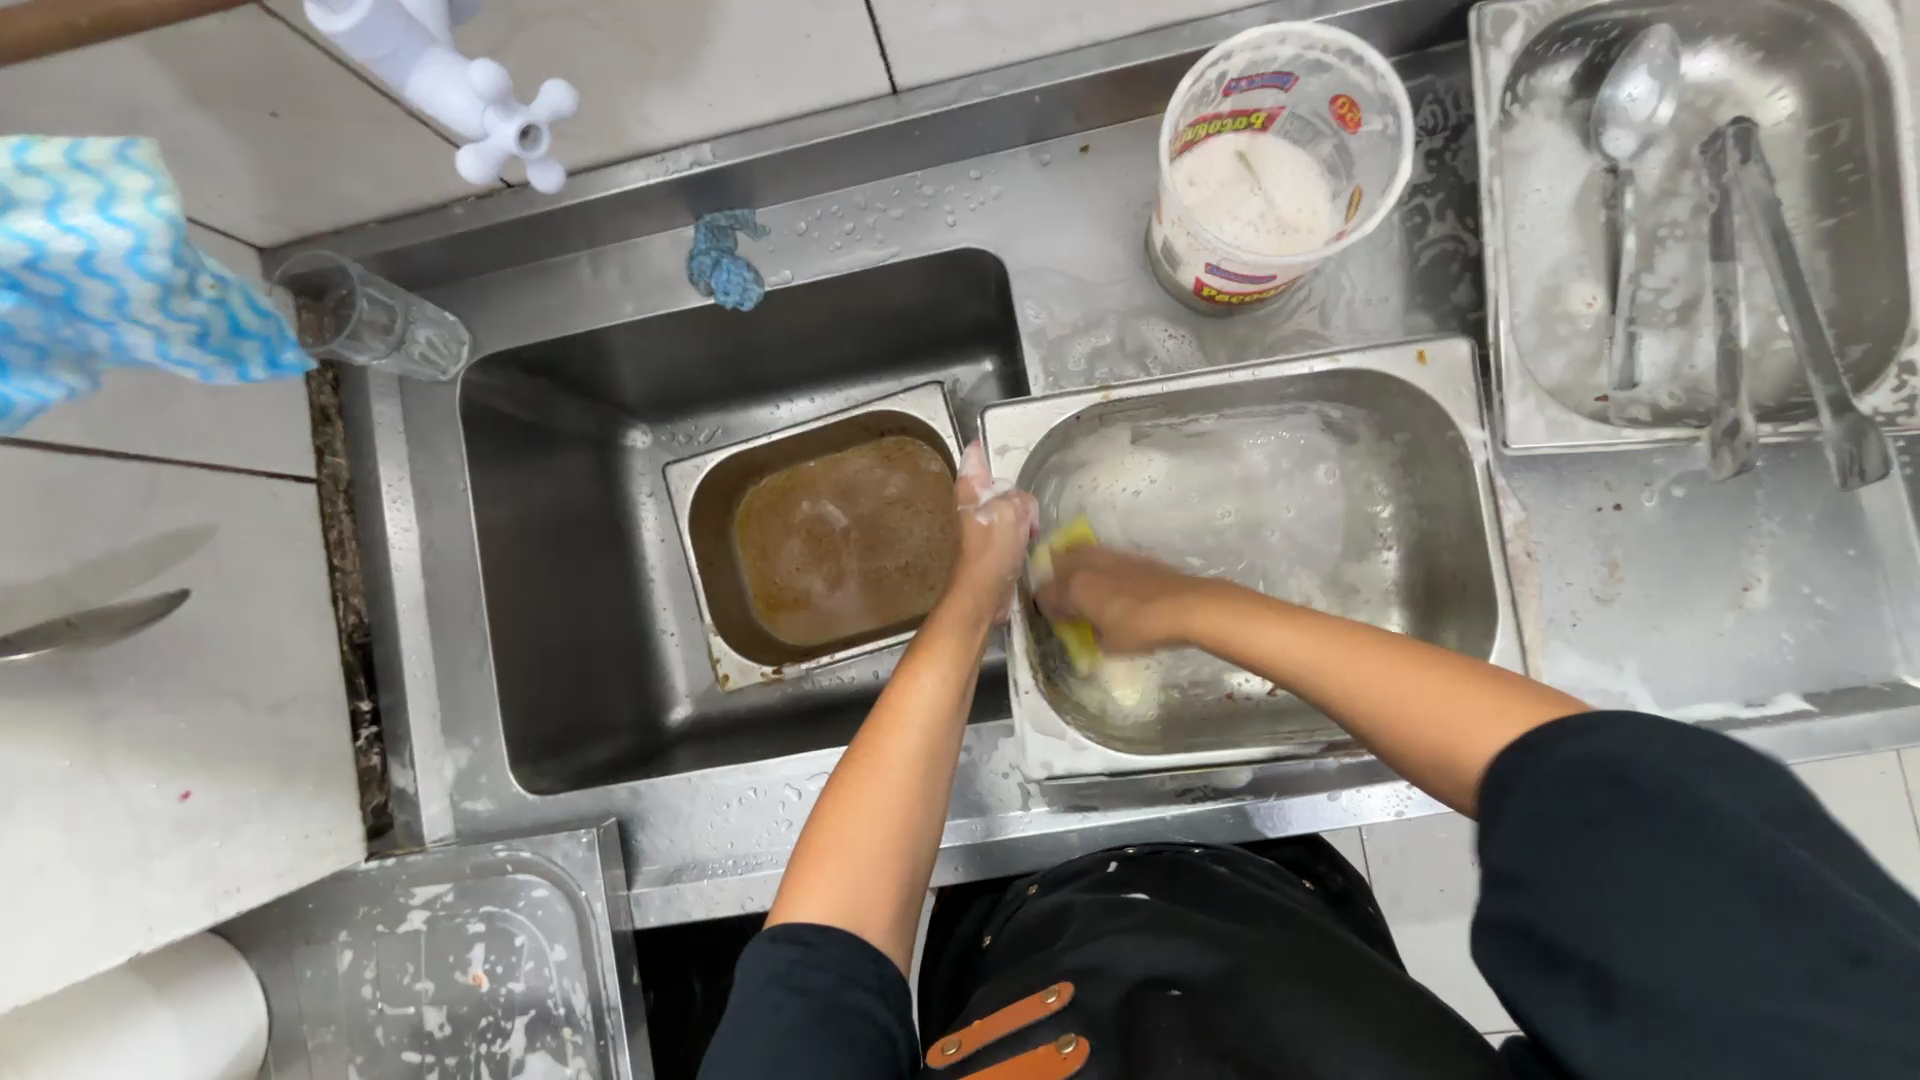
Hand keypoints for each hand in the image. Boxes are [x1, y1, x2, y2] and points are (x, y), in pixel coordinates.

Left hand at [946, 440, 1037, 620]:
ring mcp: (984, 525)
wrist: (984, 592)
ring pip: (1011, 507)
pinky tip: (1029, 542)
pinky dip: (1023, 532)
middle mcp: (973, 503)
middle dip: (1017, 492)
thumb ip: (1019, 497)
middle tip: (1025, 509)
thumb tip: (1022, 508)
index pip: (974, 457)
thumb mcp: (1010, 509)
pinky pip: (1014, 528)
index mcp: (969, 489)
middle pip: (1001, 484)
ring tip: (1029, 530)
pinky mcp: (995, 544)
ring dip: (1024, 516)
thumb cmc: (992, 549)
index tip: (991, 442)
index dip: (982, 447)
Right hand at [1034, 545, 1212, 653]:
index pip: (1044, 594)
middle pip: (1057, 564)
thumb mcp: (1110, 645)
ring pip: (1079, 553)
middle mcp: (1085, 566)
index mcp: (1073, 588)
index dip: (1047, 609)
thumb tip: (1093, 630)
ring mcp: (1109, 556)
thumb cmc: (1141, 629)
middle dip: (1057, 580)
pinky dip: (1100, 567)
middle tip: (1068, 600)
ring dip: (1077, 568)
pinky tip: (1115, 584)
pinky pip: (1103, 556)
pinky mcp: (1131, 554)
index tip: (1059, 621)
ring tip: (1089, 588)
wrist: (1186, 605)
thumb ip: (1093, 635)